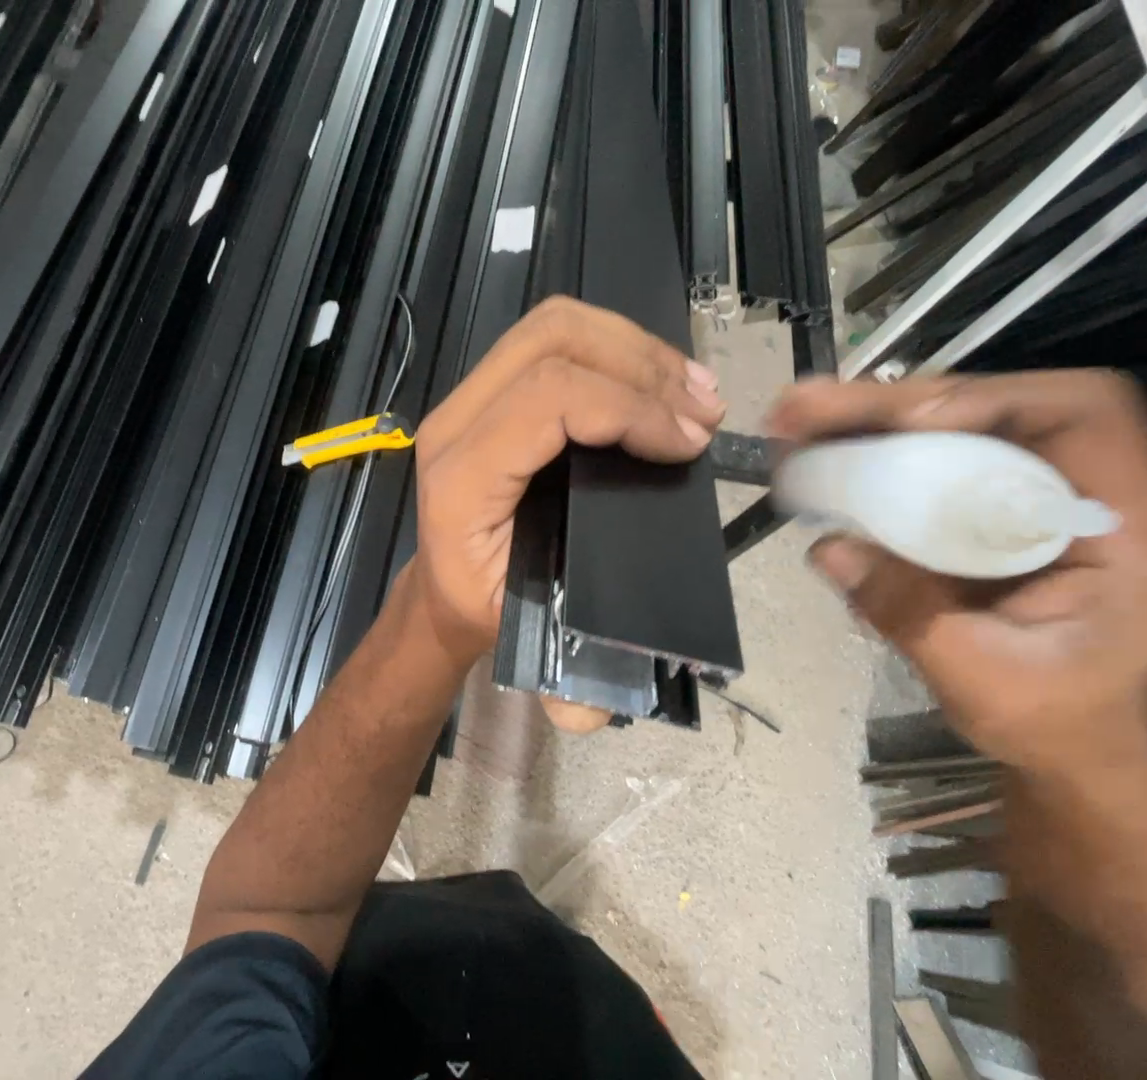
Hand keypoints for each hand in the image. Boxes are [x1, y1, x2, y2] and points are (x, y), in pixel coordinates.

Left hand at [406, 296, 725, 667]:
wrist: (444, 585)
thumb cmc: (485, 605)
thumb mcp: (520, 640)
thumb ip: (556, 682)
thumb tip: (594, 708)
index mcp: (461, 480)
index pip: (547, 400)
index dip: (629, 408)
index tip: (688, 443)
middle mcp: (455, 426)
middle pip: (552, 341)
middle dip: (640, 366)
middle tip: (702, 412)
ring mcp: (468, 400)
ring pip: (554, 326)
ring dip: (634, 349)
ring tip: (693, 394)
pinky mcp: (491, 392)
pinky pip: (554, 340)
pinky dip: (616, 348)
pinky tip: (662, 384)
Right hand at [768, 372, 1146, 779]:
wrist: (1064, 750)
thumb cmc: (1054, 723)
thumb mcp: (986, 679)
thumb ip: (912, 614)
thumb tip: (829, 549)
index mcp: (1118, 524)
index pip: (1078, 415)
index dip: (994, 402)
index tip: (910, 424)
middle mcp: (1071, 493)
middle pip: (990, 410)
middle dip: (893, 404)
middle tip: (804, 409)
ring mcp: (1018, 501)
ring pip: (948, 430)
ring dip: (866, 422)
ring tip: (790, 425)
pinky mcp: (975, 515)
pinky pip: (921, 467)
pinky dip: (864, 457)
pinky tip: (811, 460)